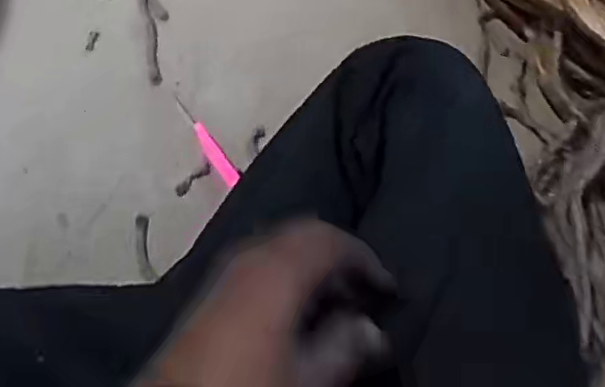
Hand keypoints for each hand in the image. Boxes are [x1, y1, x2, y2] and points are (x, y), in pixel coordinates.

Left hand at [137, 220, 392, 386]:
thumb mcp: (305, 377)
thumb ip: (342, 348)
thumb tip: (372, 329)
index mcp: (277, 266)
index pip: (330, 238)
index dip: (364, 257)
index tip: (388, 286)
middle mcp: (252, 252)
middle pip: (305, 232)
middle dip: (339, 254)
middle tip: (366, 290)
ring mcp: (230, 264)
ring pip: (283, 243)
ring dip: (313, 262)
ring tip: (339, 300)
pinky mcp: (216, 282)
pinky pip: (264, 258)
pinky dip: (289, 269)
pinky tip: (300, 306)